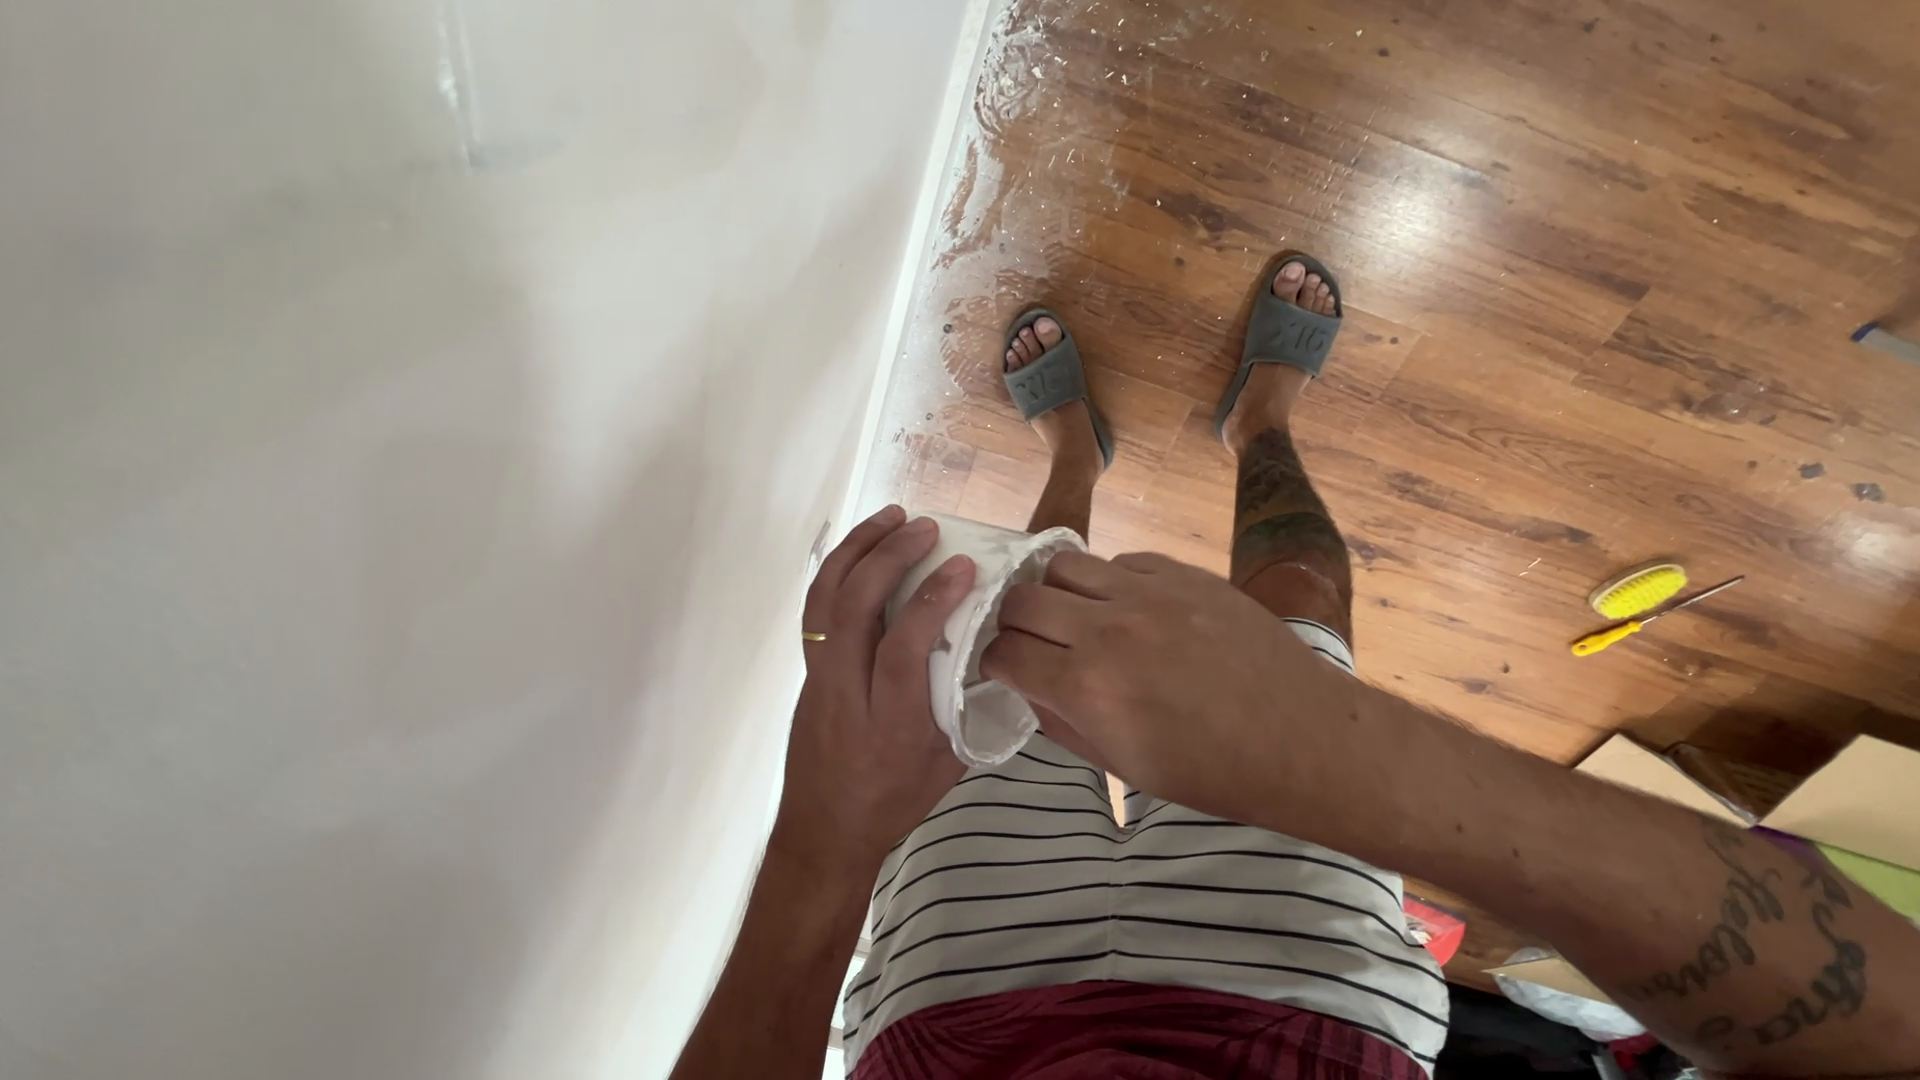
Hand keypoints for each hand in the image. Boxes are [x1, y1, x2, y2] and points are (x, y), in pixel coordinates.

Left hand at [775, 506, 975, 875]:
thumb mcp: (947, 763)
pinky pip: (817, 609)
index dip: (931, 600)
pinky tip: (860, 550)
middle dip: (889, 557)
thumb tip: (995, 653)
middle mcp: (846, 691)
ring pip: (826, 600)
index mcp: (890, 721)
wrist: (824, 831)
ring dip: (856, 550)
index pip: (903, 647)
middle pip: (854, 609)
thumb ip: (969, 706)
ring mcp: (820, 678)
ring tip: (888, 518)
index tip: (962, 566)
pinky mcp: (808, 671)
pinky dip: (837, 570)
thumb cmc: (893, 801)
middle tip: (923, 527)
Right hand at [981, 551, 1357, 825]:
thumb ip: (1060, 720)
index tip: (1003, 669)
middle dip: (1013, 623)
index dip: (994, 663)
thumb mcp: (1121, 765)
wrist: (1303, 738)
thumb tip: (1027, 684)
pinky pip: (1119, 561)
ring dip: (1056, 592)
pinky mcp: (1182, 573)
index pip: (1003, 653)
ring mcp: (1148, 592)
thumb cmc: (1210, 770)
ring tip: (1076, 616)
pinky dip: (1108, 582)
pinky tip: (1127, 608)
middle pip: (1020, 599)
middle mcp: (1108, 628)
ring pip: (1063, 565)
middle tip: (1032, 641)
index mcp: (1088, 686)